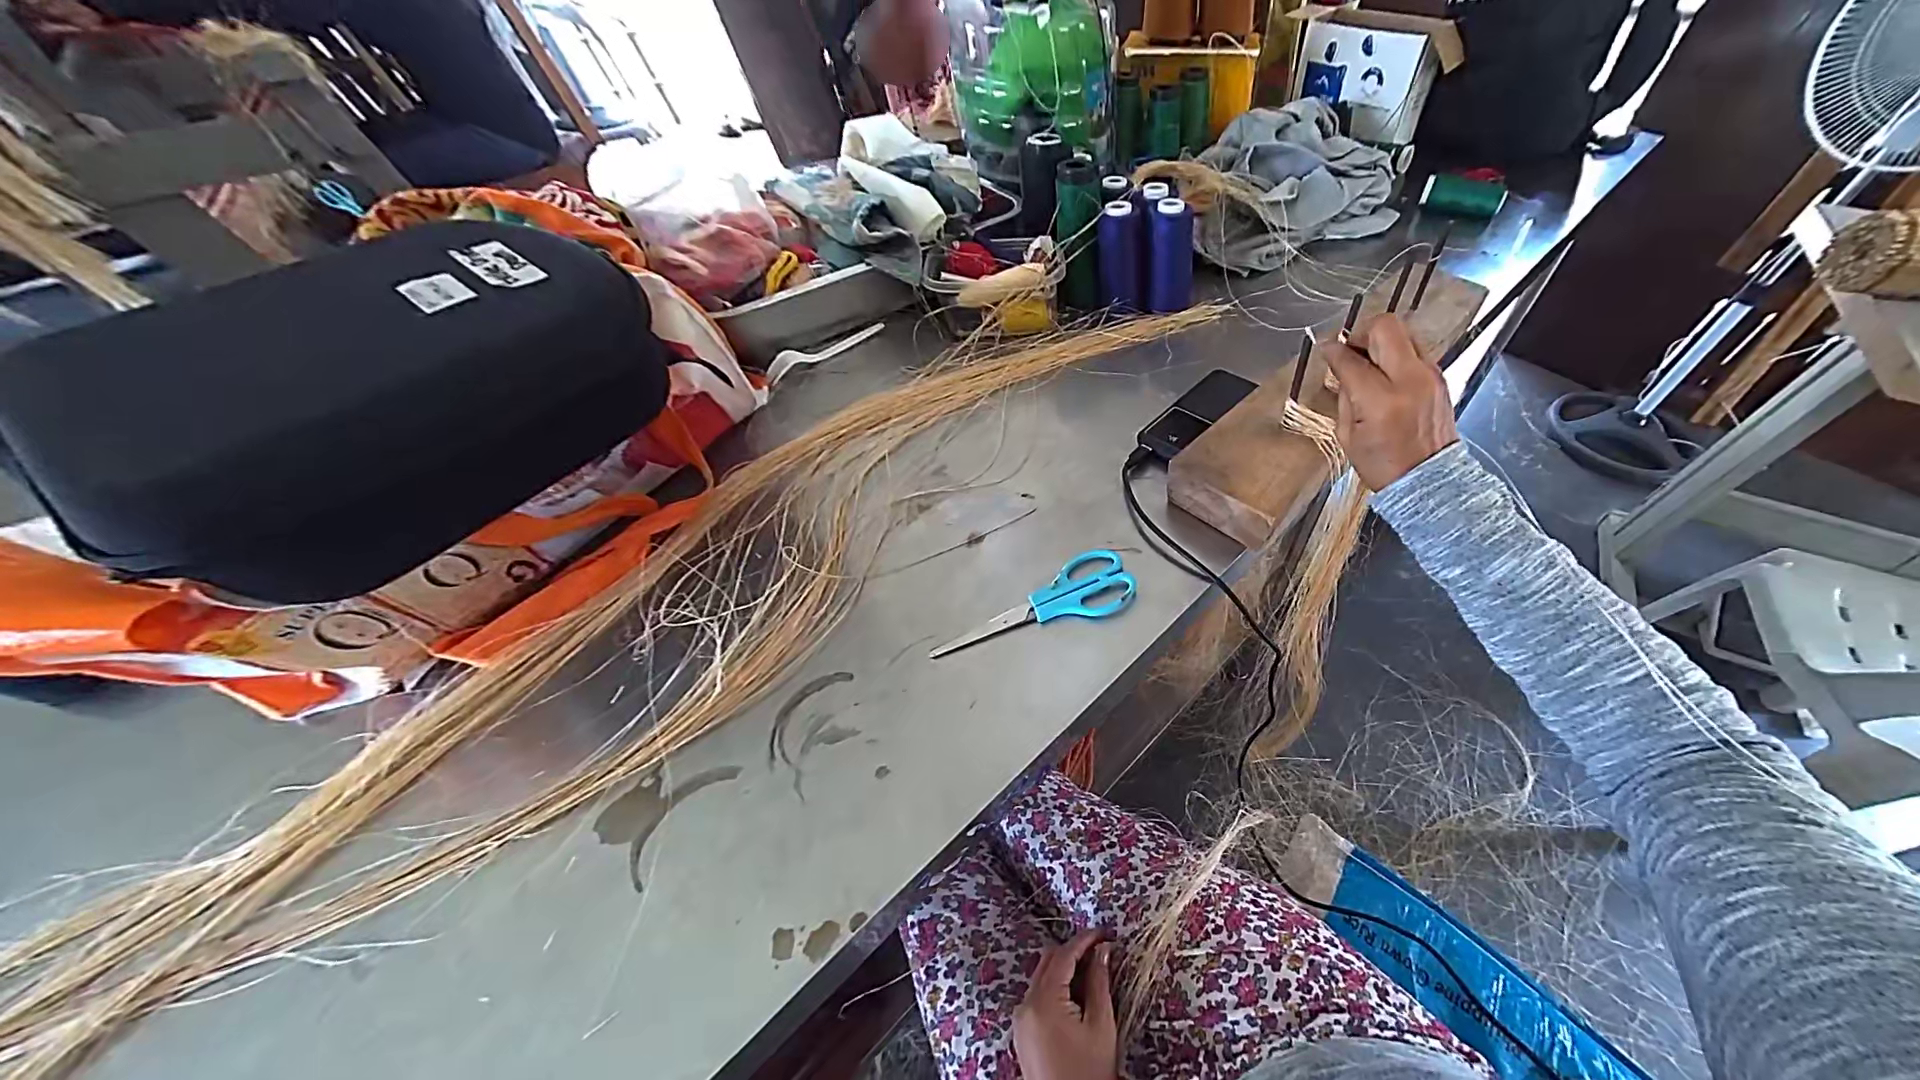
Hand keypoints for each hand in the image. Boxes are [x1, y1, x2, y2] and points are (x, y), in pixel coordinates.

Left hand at [1012, 931, 1118, 1079]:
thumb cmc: (1090, 1073)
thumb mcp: (1101, 1027)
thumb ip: (1099, 983)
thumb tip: (1102, 950)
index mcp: (1043, 1001)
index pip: (1062, 956)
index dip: (1083, 940)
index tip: (1103, 933)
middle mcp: (1025, 1004)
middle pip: (1047, 961)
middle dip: (1073, 952)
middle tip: (1100, 951)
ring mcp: (1019, 1018)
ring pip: (1041, 977)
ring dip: (1064, 969)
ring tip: (1092, 972)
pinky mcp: (1021, 1030)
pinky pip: (1037, 996)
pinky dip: (1054, 987)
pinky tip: (1075, 994)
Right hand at [1322, 314, 1458, 490]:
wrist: (1428, 478)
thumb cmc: (1382, 463)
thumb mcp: (1347, 434)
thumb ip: (1345, 395)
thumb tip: (1341, 367)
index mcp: (1380, 400)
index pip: (1351, 360)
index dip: (1333, 351)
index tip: (1324, 348)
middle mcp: (1410, 380)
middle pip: (1386, 328)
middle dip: (1361, 332)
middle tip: (1349, 349)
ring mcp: (1430, 375)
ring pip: (1404, 334)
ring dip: (1380, 342)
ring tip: (1366, 361)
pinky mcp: (1440, 377)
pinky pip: (1414, 350)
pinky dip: (1395, 353)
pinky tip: (1383, 372)